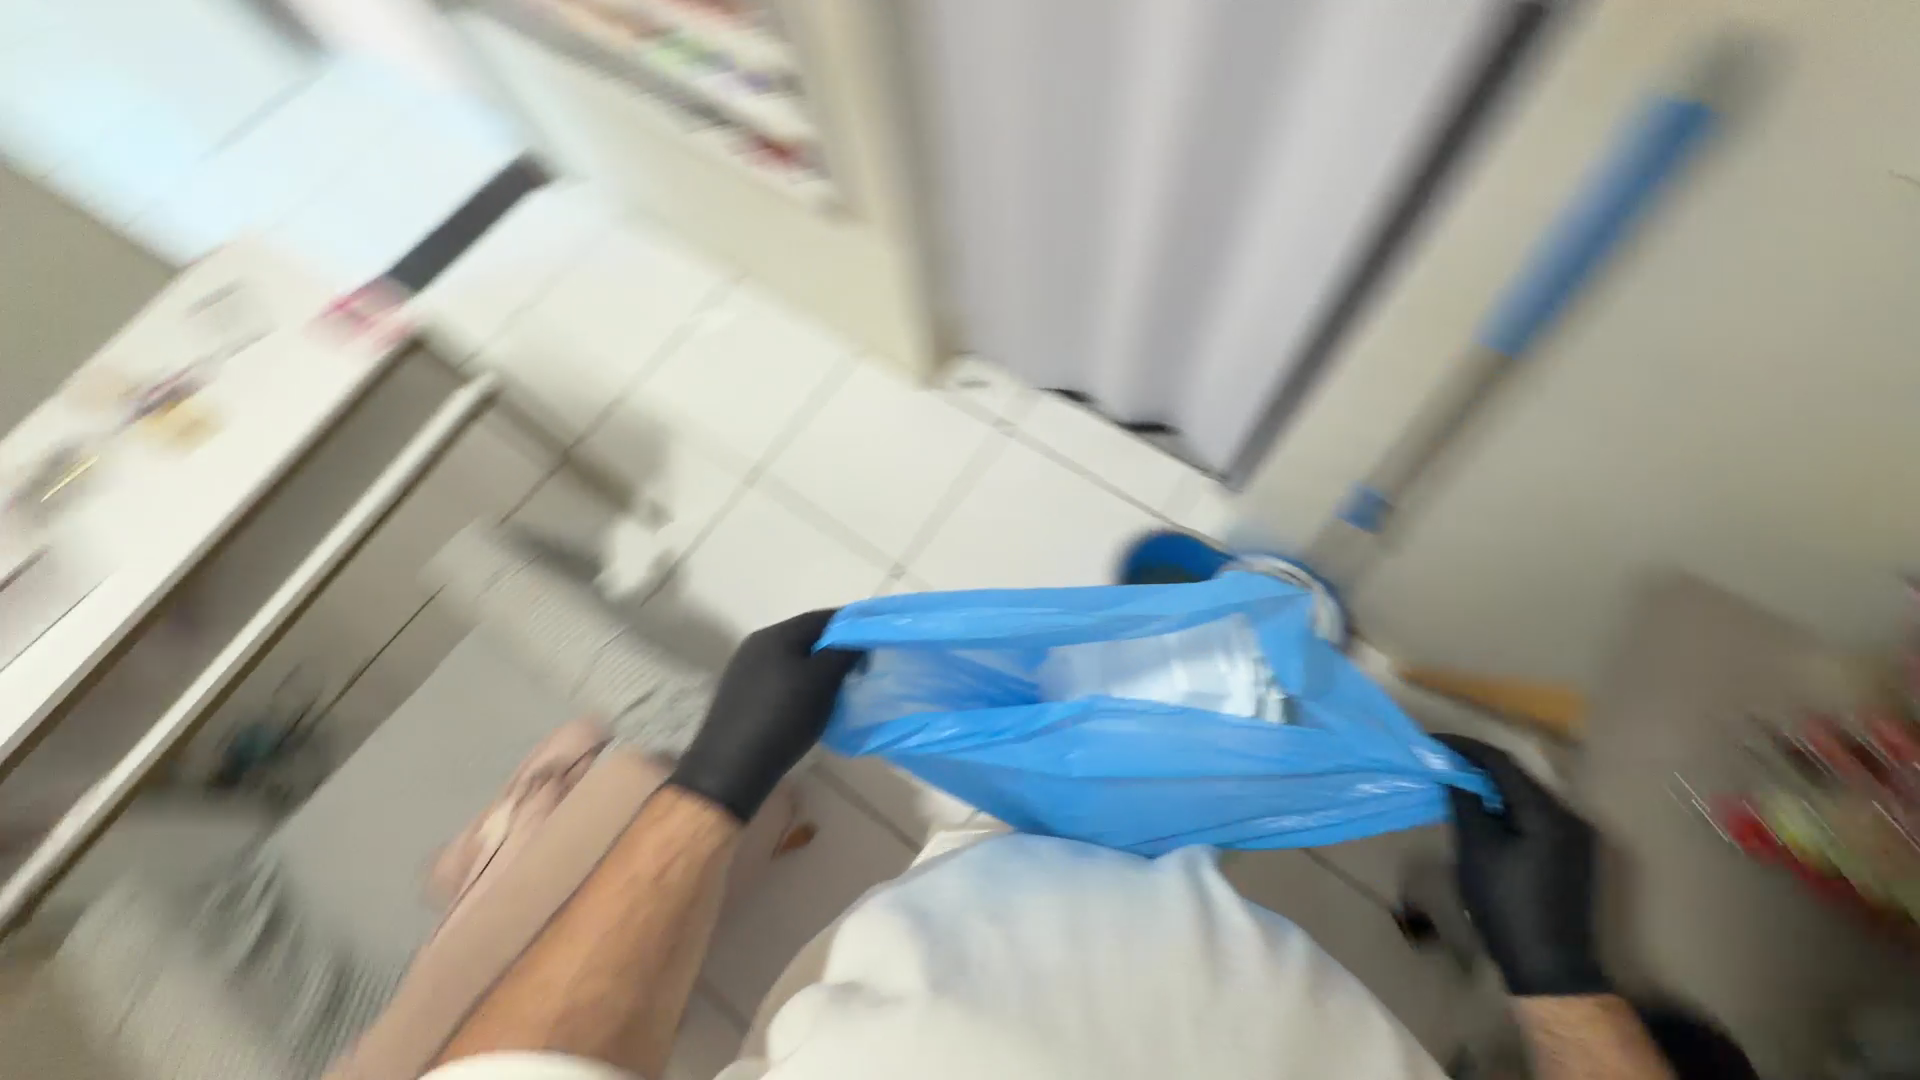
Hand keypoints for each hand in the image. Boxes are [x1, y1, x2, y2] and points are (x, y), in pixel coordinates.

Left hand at [669, 610, 861, 821]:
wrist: (732, 766)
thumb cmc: (783, 718)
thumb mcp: (822, 682)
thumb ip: (843, 653)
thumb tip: (858, 636)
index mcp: (776, 634)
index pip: (822, 618)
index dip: (850, 625)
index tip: (873, 640)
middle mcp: (756, 644)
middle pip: (805, 636)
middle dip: (834, 646)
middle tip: (859, 666)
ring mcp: (744, 668)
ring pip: (791, 657)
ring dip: (816, 666)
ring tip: (837, 686)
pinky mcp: (740, 692)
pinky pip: (778, 676)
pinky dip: (799, 681)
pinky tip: (808, 701)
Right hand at [1437, 735, 1607, 996]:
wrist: (1549, 965)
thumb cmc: (1505, 903)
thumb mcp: (1476, 849)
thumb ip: (1466, 803)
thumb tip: (1453, 774)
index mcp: (1548, 814)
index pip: (1502, 763)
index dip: (1465, 748)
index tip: (1431, 742)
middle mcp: (1571, 819)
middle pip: (1518, 778)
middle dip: (1476, 766)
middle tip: (1439, 762)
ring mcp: (1576, 839)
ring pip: (1526, 797)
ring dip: (1491, 787)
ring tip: (1454, 784)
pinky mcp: (1572, 855)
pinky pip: (1535, 817)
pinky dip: (1505, 807)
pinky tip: (1482, 814)